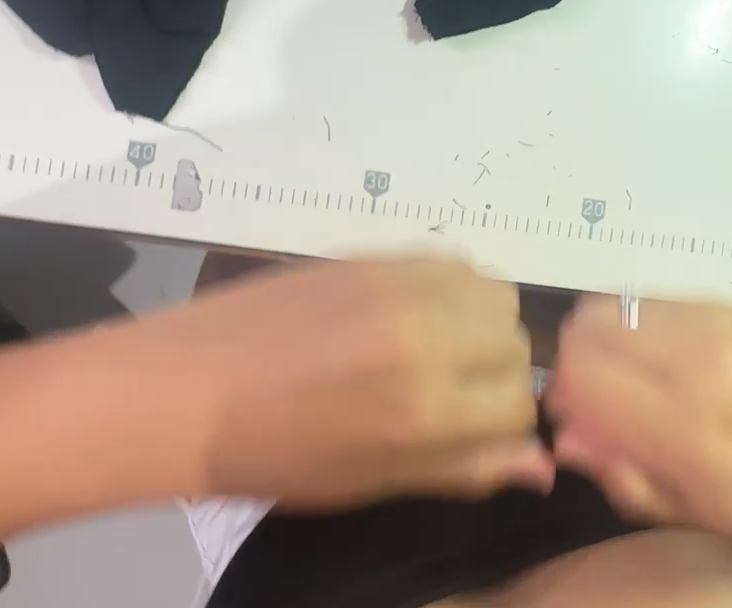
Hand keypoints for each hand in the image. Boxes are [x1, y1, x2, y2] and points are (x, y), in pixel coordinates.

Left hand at [124, 258, 550, 508]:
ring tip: (439, 344)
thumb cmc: (277, 454)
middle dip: (499, 370)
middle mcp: (428, 334)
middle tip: (454, 387)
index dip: (505, 422)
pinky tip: (414, 310)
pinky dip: (452, 287)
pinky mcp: (378, 251)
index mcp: (424, 408)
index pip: (519, 402)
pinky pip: (451, 259)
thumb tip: (540, 464)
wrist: (191, 385)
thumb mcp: (373, 480)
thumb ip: (464, 468)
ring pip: (494, 291)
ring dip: (482, 322)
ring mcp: (402, 283)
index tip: (476, 425)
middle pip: (516, 339)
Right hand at [545, 297, 731, 539]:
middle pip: (583, 329)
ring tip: (630, 376)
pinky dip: (632, 324)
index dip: (562, 398)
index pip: (579, 379)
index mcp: (690, 430)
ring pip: (609, 305)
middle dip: (574, 364)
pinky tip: (663, 357)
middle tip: (598, 398)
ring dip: (600, 339)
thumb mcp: (717, 516)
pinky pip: (645, 300)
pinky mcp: (720, 297)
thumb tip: (570, 440)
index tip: (575, 420)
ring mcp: (706, 318)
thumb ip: (633, 480)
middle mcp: (690, 359)